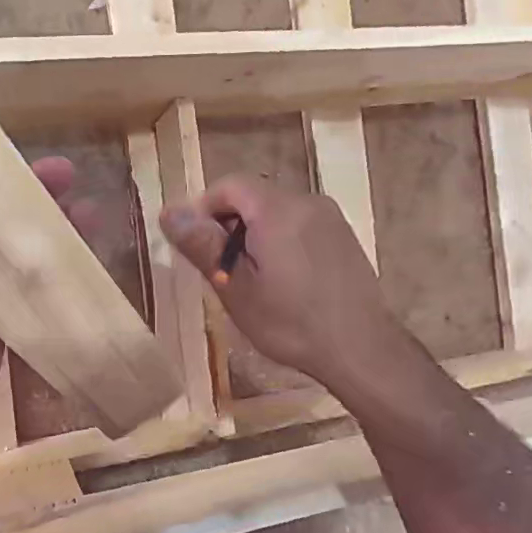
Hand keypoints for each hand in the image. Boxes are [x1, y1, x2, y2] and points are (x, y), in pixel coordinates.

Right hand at [161, 175, 408, 392]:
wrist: (361, 347)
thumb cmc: (292, 322)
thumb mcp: (237, 288)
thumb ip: (203, 245)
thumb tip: (169, 212)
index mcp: (278, 209)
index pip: (230, 184)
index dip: (204, 208)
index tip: (197, 245)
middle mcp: (307, 201)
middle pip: (255, 195)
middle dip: (230, 223)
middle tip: (223, 268)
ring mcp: (331, 217)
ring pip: (278, 211)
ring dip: (256, 233)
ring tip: (252, 278)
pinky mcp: (344, 235)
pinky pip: (301, 223)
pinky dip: (282, 239)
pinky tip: (286, 279)